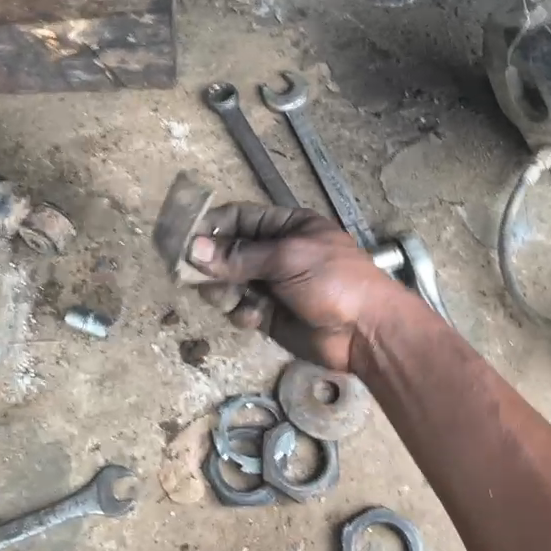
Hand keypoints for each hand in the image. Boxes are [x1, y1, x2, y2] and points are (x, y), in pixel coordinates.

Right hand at [187, 203, 405, 371]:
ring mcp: (272, 284)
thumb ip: (240, 255)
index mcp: (287, 226)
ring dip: (224, 291)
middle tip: (189, 274)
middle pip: (228, 252)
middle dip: (211, 263)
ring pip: (229, 283)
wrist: (366, 332)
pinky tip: (255, 317)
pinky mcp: (269, 315)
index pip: (239, 218)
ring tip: (230, 298)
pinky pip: (241, 308)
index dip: (211, 227)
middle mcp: (276, 252)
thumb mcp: (288, 258)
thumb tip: (194, 249)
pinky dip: (243, 312)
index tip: (183, 239)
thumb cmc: (333, 281)